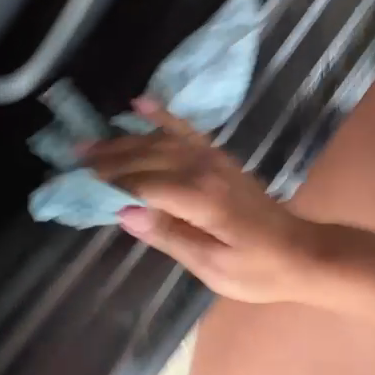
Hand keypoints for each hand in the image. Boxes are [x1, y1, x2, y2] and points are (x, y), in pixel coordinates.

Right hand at [85, 101, 326, 303]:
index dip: (110, 183)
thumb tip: (124, 212)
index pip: (144, 184)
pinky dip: (162, 116)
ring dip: (125, 140)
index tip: (77, 181)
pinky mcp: (220, 158)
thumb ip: (168, 235)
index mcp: (202, 199)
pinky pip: (186, 130)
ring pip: (161, 141)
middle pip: (148, 156)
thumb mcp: (211, 266)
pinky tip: (140, 104)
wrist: (301, 252)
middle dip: (109, 157)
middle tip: (73, 156)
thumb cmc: (257, 270)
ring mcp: (214, 159)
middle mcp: (206, 169)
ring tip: (91, 141)